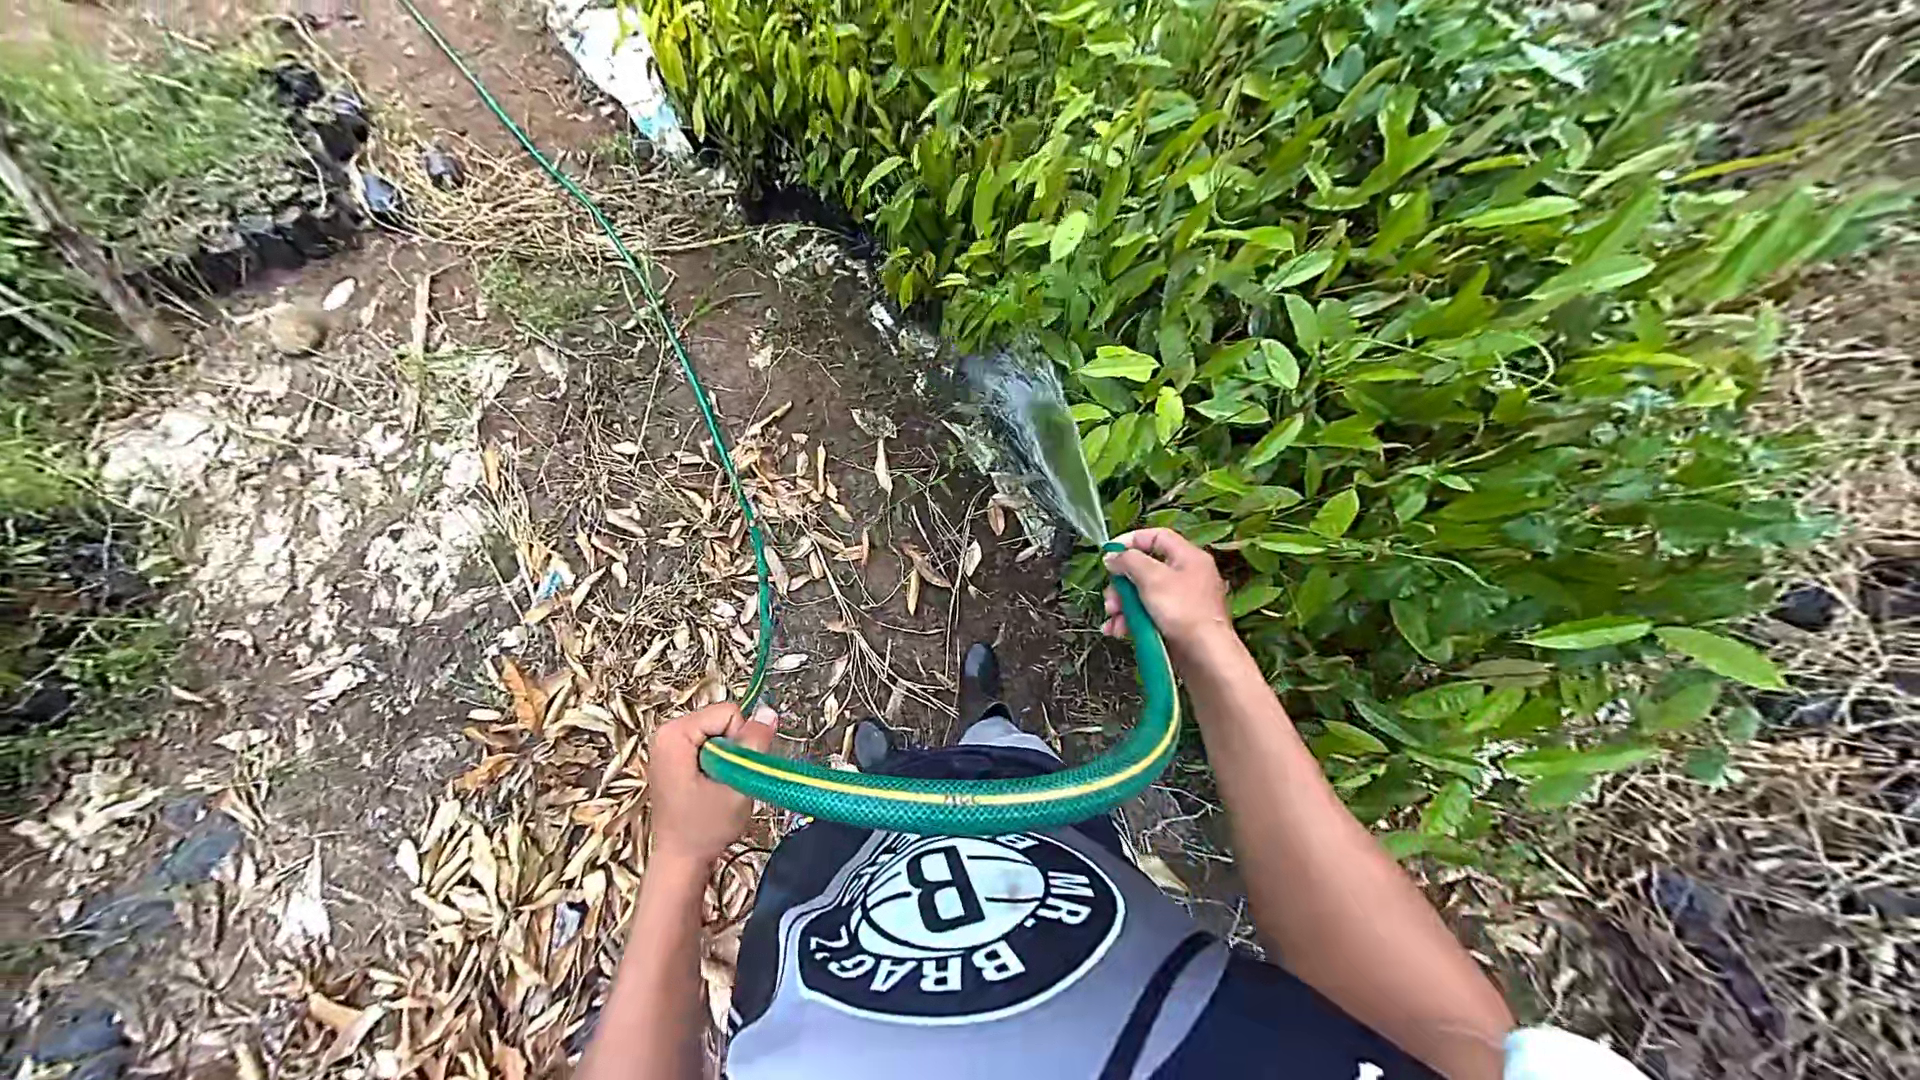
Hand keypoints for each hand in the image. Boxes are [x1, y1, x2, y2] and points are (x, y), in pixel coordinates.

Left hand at [648, 701, 777, 867]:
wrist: (682, 860)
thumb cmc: (705, 828)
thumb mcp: (737, 784)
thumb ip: (753, 744)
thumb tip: (769, 712)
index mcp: (674, 734)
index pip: (729, 713)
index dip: (740, 741)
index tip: (730, 771)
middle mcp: (667, 731)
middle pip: (724, 719)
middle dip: (734, 747)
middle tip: (725, 780)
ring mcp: (669, 743)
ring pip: (722, 730)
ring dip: (729, 755)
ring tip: (718, 785)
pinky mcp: (676, 754)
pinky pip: (713, 741)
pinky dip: (720, 759)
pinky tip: (712, 784)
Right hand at [1101, 528, 1233, 658]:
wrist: (1205, 655)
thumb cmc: (1182, 611)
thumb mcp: (1151, 578)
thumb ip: (1129, 561)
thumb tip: (1112, 556)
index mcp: (1188, 557)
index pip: (1156, 536)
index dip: (1130, 541)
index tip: (1109, 553)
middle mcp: (1187, 575)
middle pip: (1144, 568)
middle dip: (1121, 584)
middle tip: (1111, 597)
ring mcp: (1182, 600)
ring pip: (1142, 593)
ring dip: (1122, 605)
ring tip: (1113, 619)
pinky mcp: (1176, 622)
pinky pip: (1148, 613)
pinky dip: (1131, 620)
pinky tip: (1117, 630)